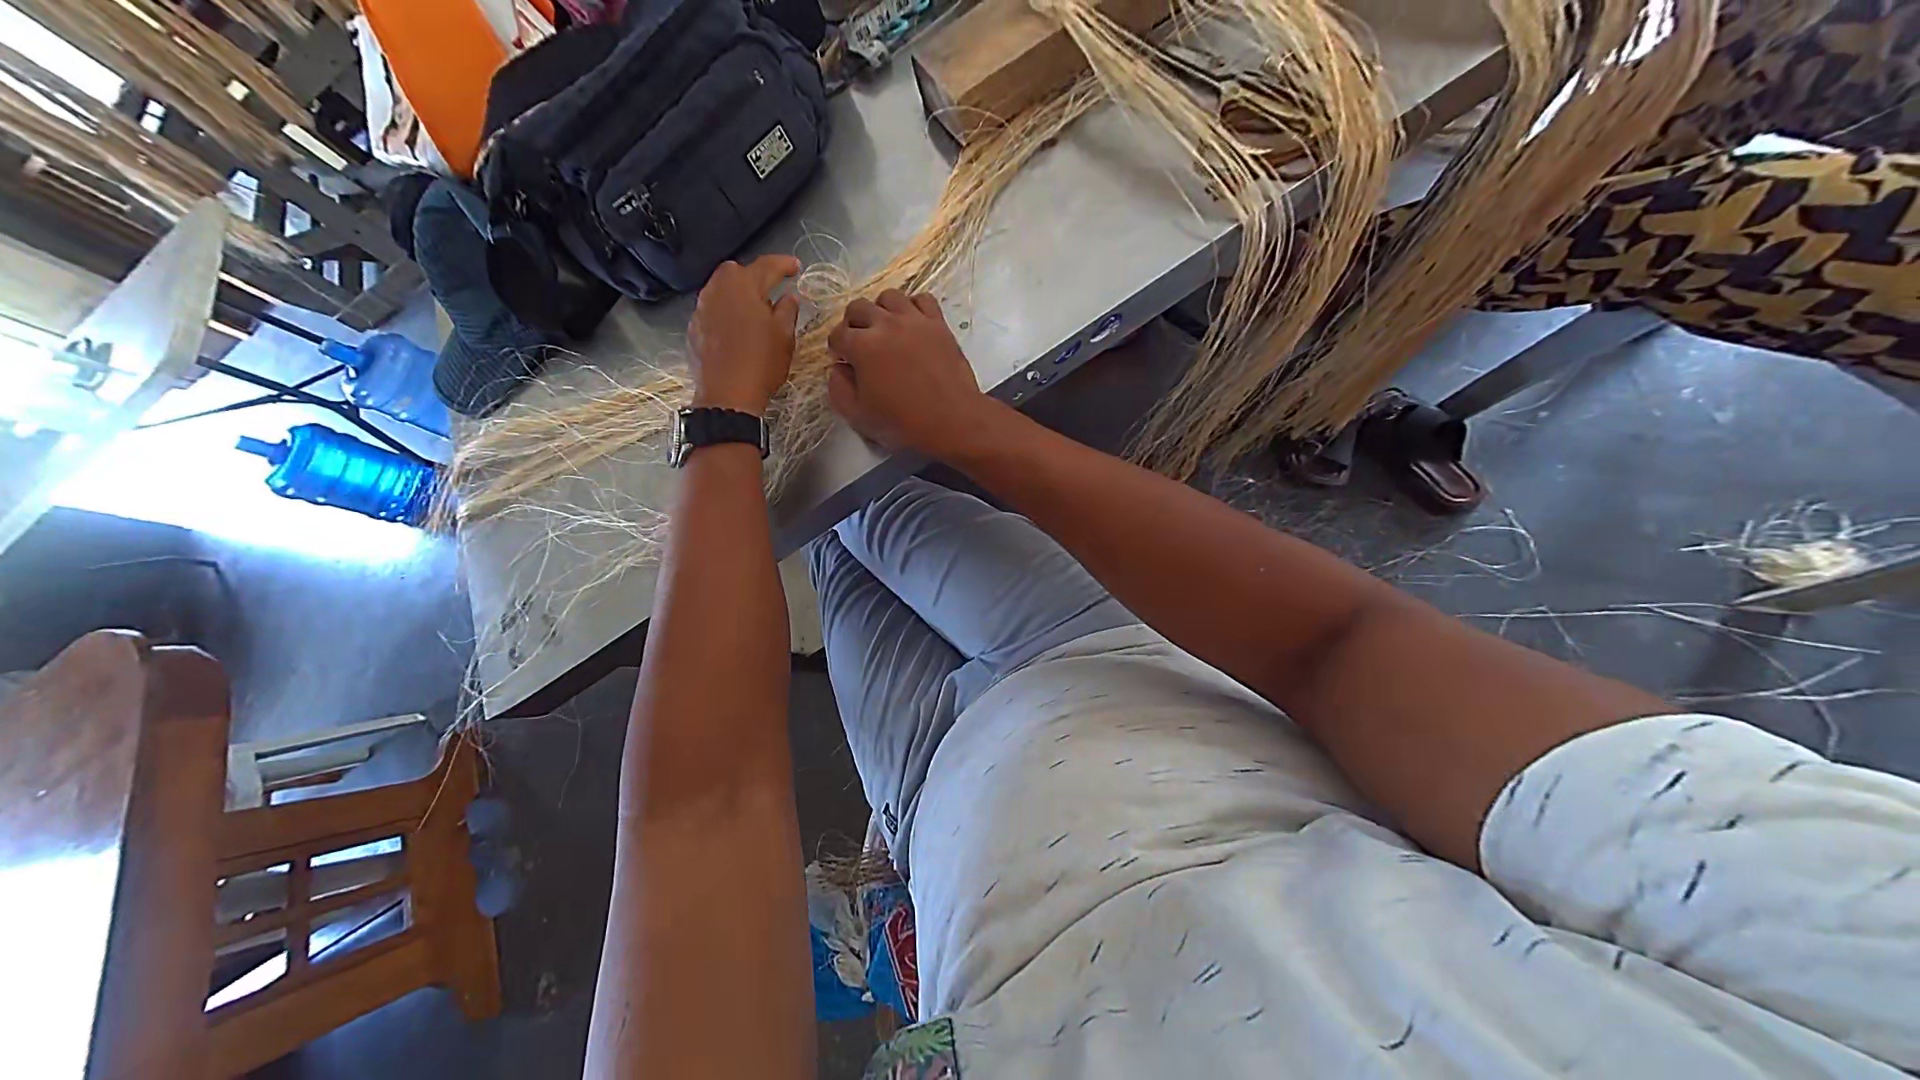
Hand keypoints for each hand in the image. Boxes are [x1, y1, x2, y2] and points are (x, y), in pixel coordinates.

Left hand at [686, 254, 801, 414]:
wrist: (727, 396)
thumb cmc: (762, 363)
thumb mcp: (784, 336)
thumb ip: (787, 310)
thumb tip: (788, 297)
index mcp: (743, 286)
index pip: (767, 265)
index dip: (784, 264)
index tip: (796, 267)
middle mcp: (718, 290)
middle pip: (735, 271)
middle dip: (754, 275)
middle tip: (772, 290)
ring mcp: (702, 309)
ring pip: (720, 289)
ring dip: (737, 294)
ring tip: (754, 309)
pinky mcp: (694, 328)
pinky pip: (712, 310)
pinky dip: (726, 311)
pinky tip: (736, 328)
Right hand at [825, 289, 1003, 459]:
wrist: (952, 420)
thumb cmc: (903, 423)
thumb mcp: (858, 416)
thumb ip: (838, 389)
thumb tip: (838, 369)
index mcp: (862, 346)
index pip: (838, 335)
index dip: (837, 348)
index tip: (844, 360)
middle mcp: (885, 325)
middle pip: (858, 308)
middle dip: (853, 324)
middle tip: (860, 343)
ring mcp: (914, 320)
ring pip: (889, 297)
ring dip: (881, 310)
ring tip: (885, 329)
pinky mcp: (938, 323)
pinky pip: (922, 299)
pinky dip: (913, 306)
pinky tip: (912, 324)